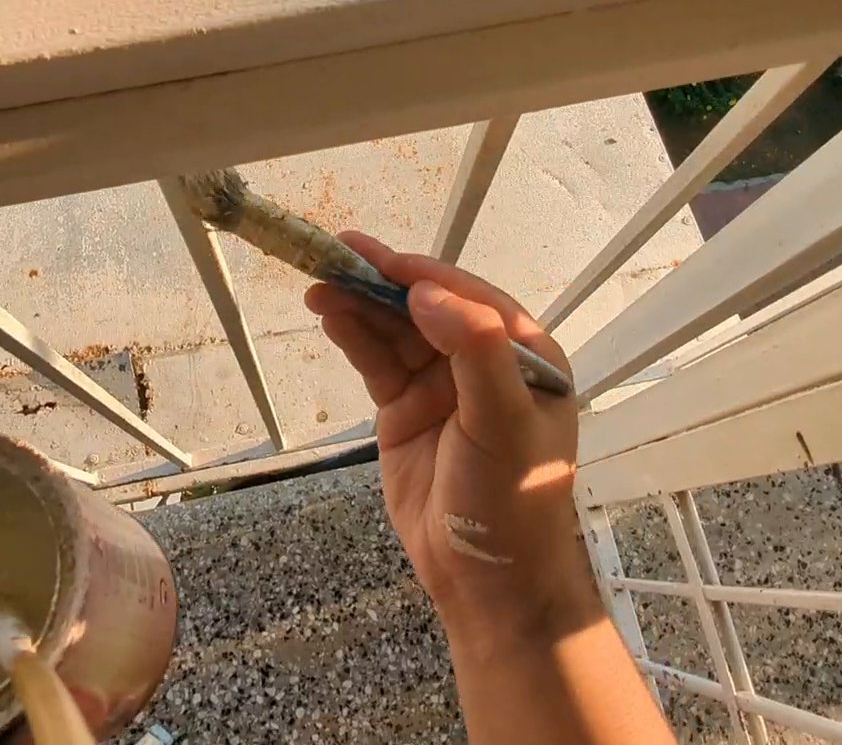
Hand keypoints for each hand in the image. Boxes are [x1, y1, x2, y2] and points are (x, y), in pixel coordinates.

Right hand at [305, 233, 601, 640]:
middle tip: (333, 257)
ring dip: (359, 306)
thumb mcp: (502, 423)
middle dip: (380, 283)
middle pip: (424, 308)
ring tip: (319, 287)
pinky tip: (331, 317)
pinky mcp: (404, 407)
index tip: (375, 257)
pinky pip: (377, 361)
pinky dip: (353, 338)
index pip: (468, 298)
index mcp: (523, 353)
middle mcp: (480, 360)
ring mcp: (439, 383)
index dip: (420, 274)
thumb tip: (426, 293)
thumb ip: (474, 352)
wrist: (485, 583)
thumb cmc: (510, 500)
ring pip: (394, 330)